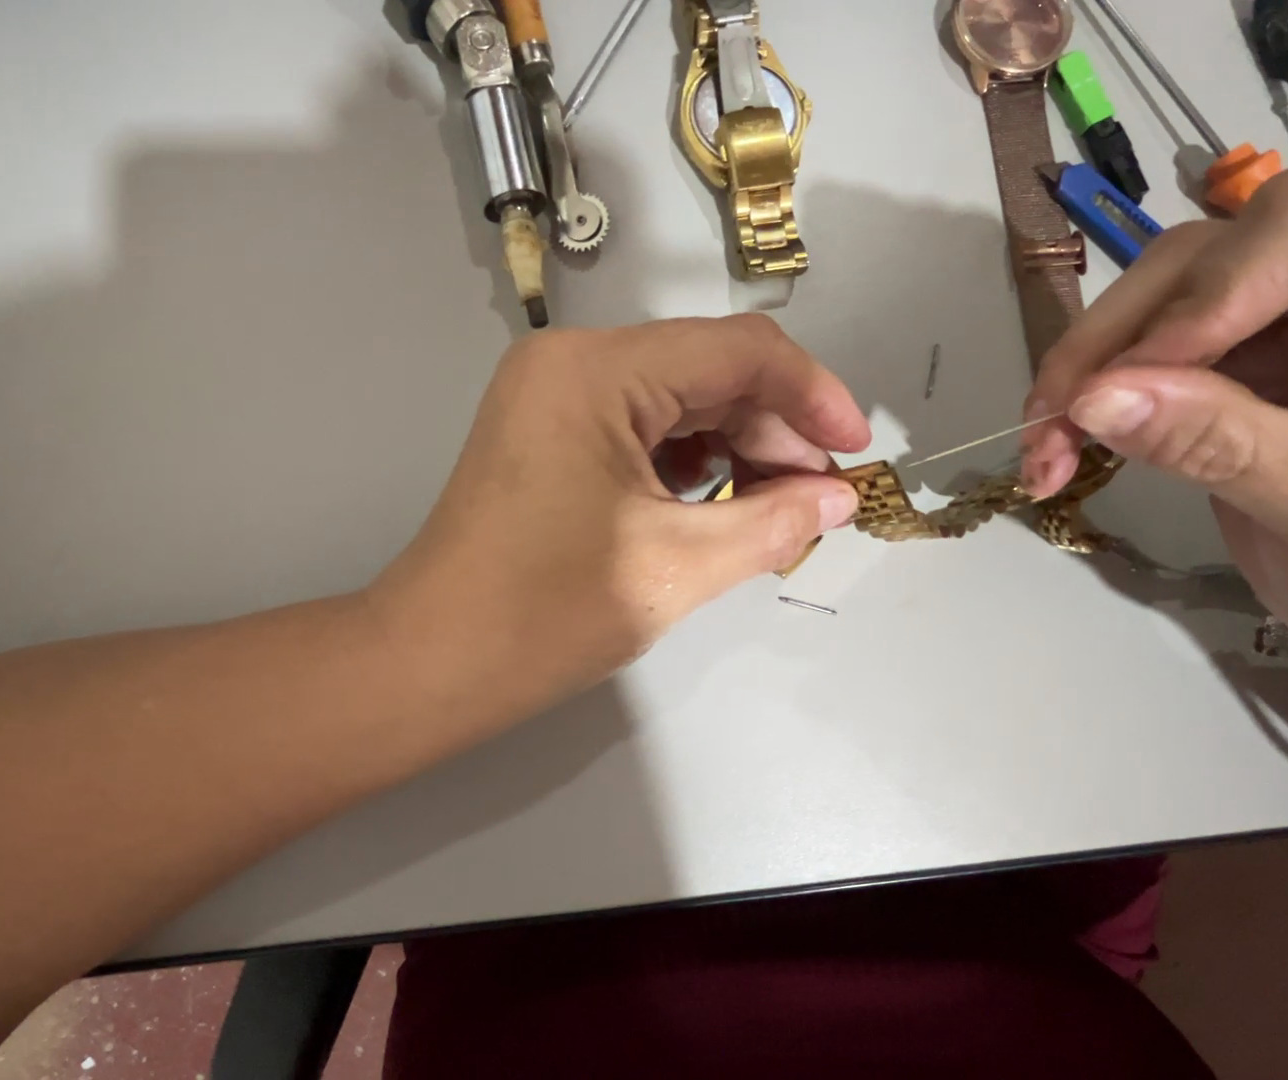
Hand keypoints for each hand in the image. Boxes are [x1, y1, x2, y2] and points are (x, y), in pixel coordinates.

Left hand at [371, 315, 870, 719]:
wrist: (433, 661)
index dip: (812, 395)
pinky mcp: (547, 430)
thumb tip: (838, 497)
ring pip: (675, 399)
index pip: (737, 351)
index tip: (854, 453)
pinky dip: (687, 461)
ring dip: (734, 448)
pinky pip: (638, 426)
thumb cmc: (546, 614)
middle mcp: (571, 362)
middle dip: (772, 431)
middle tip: (816, 500)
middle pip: (706, 370)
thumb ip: (772, 521)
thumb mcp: (676, 566)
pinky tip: (718, 504)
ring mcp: (552, 394)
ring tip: (773, 509)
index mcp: (596, 371)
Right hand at [1020, 170, 1287, 722]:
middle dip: (1117, 342)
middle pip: (1215, 259)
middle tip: (1049, 423)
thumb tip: (1090, 398)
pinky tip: (1065, 452)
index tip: (1123, 385)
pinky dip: (1095, 407)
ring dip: (1087, 376)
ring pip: (1164, 309)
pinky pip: (1152, 366)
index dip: (1207, 294)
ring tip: (1045, 453)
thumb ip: (1228, 444)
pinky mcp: (1255, 378)